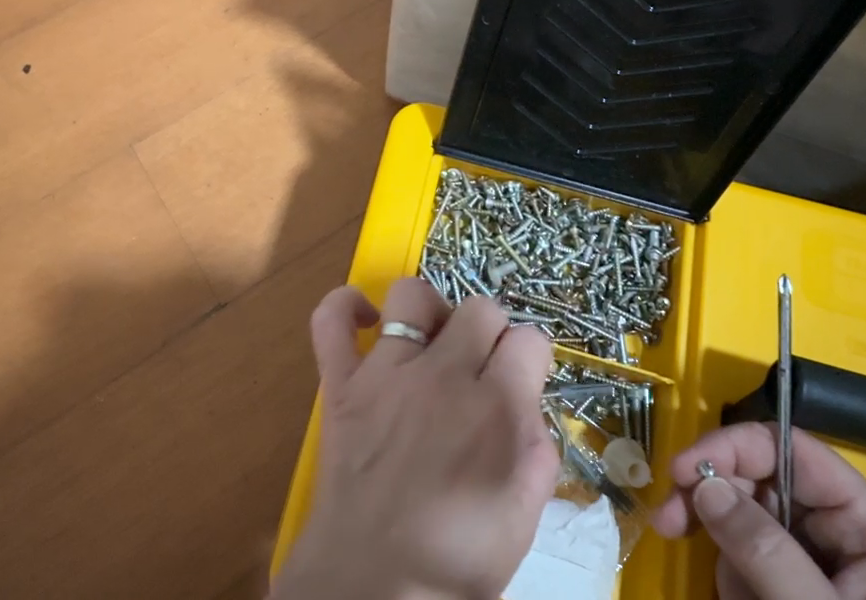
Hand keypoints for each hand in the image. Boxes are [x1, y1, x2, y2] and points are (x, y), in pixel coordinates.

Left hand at [272, 279, 558, 599]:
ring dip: (429, 311)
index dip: (530, 357)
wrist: (375, 584)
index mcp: (496, 406)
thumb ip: (534, 448)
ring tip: (431, 341)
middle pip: (479, 308)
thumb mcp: (524, 512)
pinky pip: (331, 320)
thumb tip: (524, 408)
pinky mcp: (340, 383)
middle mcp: (442, 375)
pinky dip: (345, 305)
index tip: (521, 379)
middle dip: (489, 331)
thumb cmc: (458, 559)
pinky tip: (367, 317)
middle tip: (480, 367)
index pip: (530, 339)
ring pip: (412, 295)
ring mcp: (385, 373)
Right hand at [650, 423, 865, 599]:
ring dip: (724, 550)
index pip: (791, 449)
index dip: (730, 448)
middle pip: (761, 477)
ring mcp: (822, 557)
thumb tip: (704, 485)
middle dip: (713, 500)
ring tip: (736, 598)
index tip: (678, 473)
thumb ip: (766, 552)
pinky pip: (747, 555)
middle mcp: (849, 529)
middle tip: (667, 524)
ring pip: (746, 516)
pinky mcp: (798, 582)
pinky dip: (733, 576)